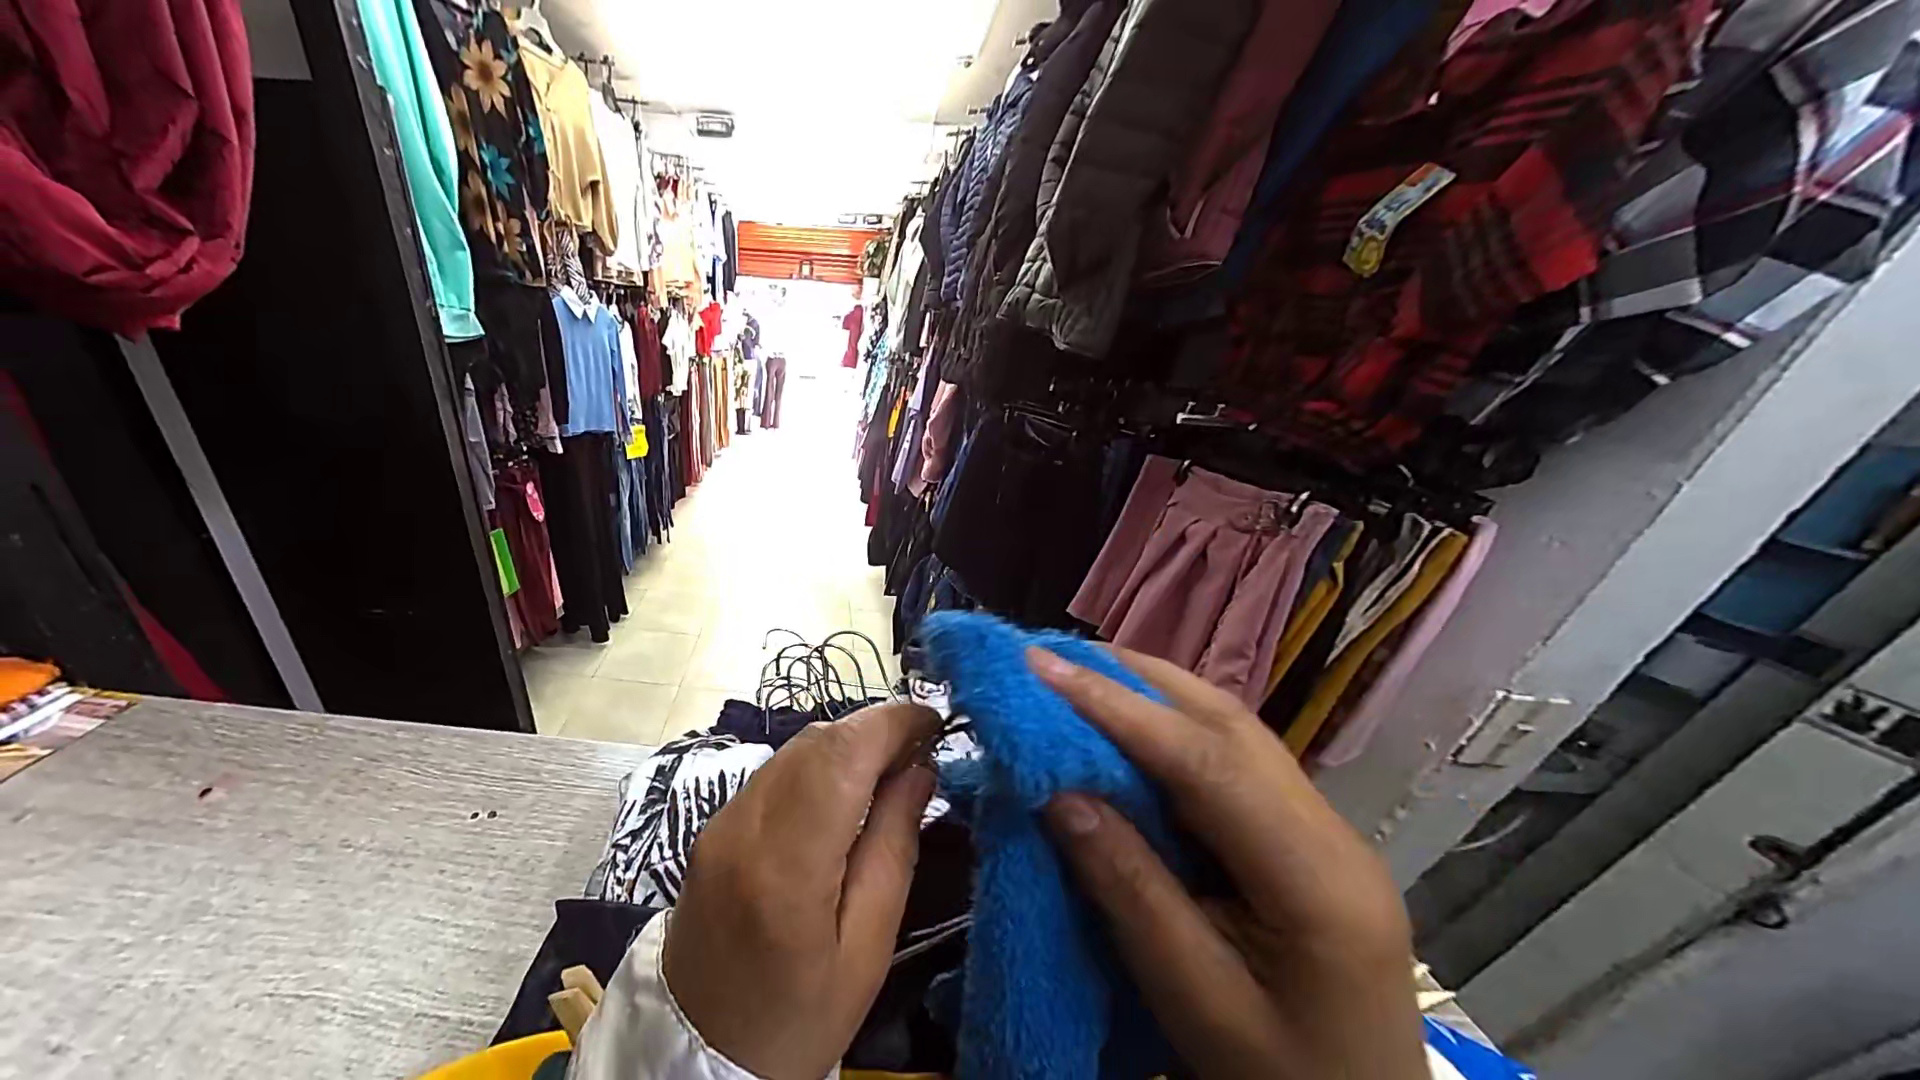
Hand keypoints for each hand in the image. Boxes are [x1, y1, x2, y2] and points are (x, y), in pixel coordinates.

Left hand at [662, 703, 940, 1079]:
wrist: (695, 1054)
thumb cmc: (799, 1016)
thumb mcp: (868, 946)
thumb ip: (895, 845)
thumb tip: (919, 770)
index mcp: (786, 865)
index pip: (842, 754)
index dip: (893, 723)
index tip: (935, 724)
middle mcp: (743, 826)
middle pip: (818, 740)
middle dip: (876, 728)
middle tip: (920, 749)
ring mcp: (721, 822)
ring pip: (796, 747)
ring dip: (850, 741)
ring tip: (891, 766)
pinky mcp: (713, 825)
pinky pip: (778, 769)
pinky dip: (822, 761)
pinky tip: (848, 786)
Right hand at [1028, 646, 1427, 1079]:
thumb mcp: (1196, 1004)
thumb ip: (1130, 891)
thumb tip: (1060, 794)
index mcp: (1316, 878)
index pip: (1205, 761)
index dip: (1118, 707)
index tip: (1042, 667)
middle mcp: (1329, 830)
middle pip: (1226, 723)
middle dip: (1136, 680)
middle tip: (1055, 658)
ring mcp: (1323, 825)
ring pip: (1231, 728)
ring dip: (1153, 693)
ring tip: (1083, 676)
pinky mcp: (1302, 832)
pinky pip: (1230, 756)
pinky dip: (1171, 727)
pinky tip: (1132, 726)